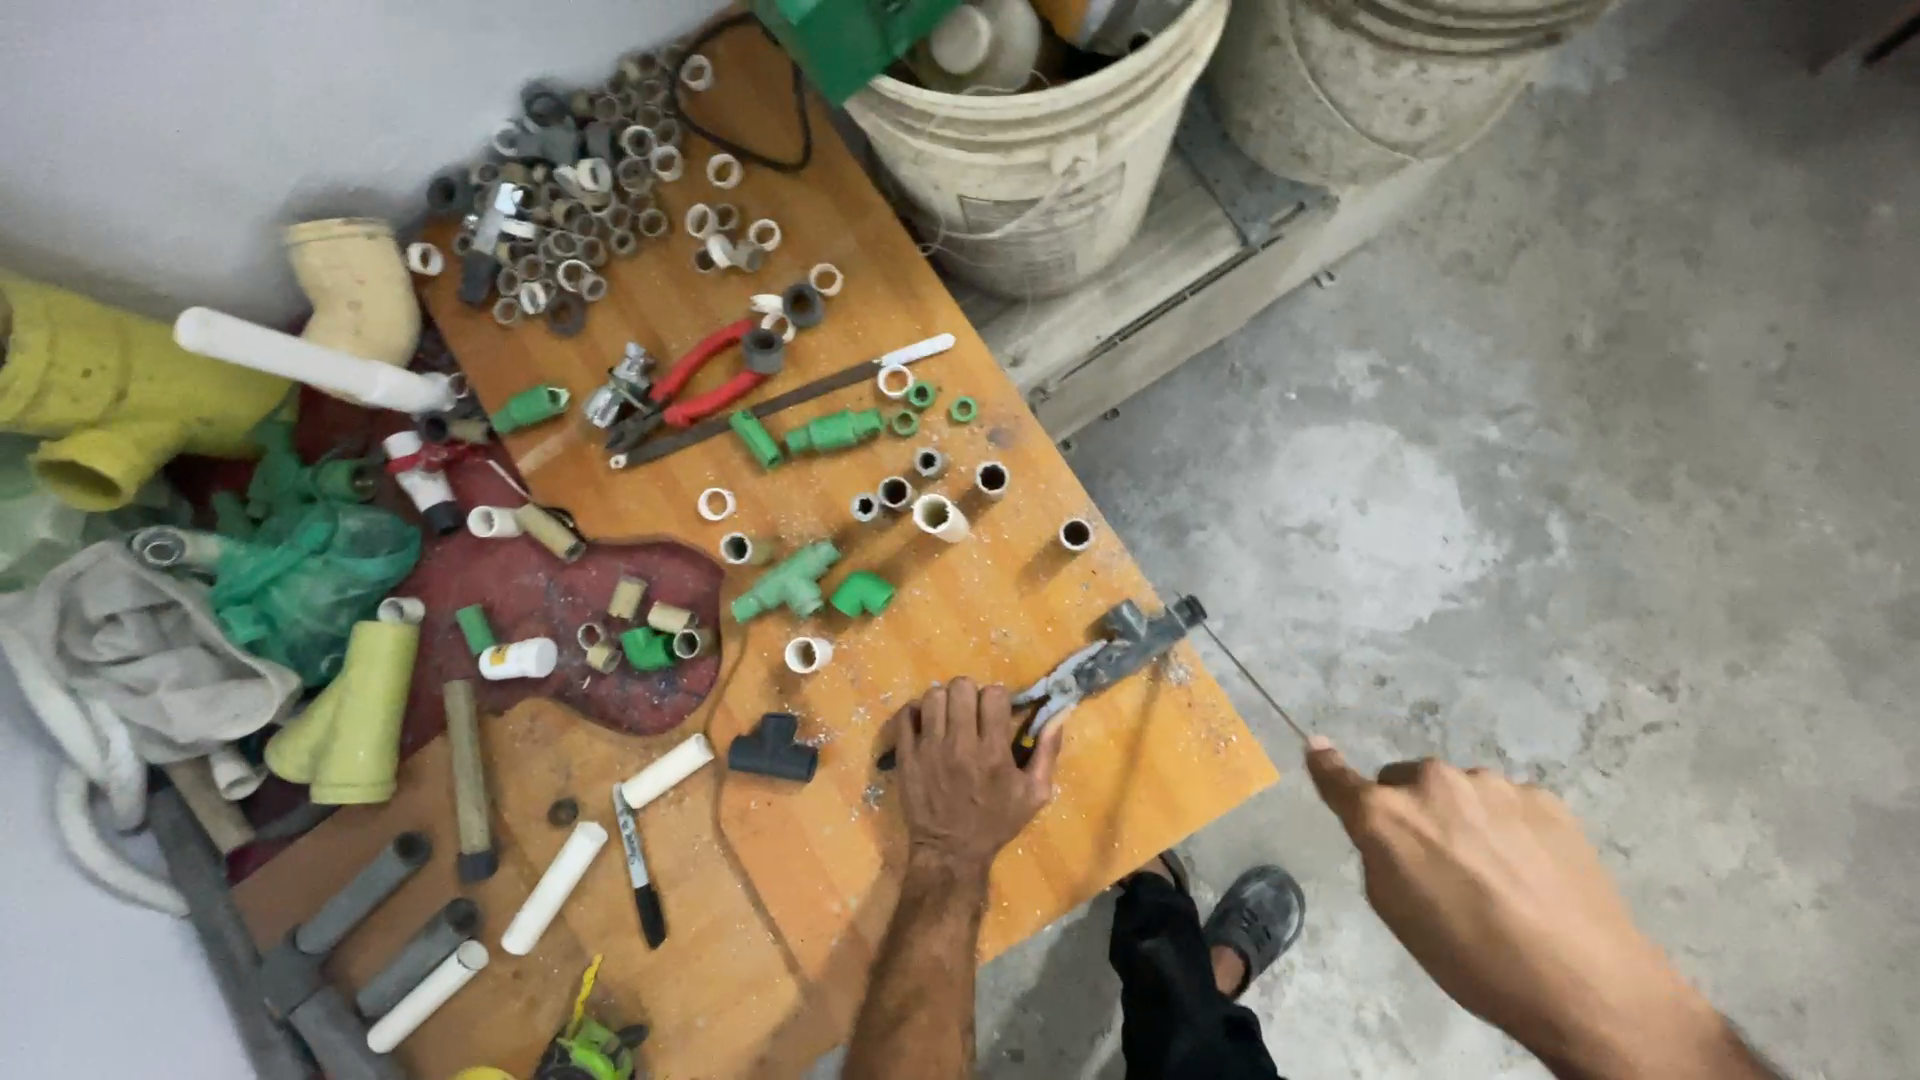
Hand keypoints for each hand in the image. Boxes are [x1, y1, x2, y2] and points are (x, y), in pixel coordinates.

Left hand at [888, 678, 1063, 882]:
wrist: (951, 852)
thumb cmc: (997, 823)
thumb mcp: (1035, 794)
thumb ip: (1048, 751)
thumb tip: (1058, 715)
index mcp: (993, 752)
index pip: (993, 694)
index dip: (997, 697)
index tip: (995, 711)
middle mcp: (960, 745)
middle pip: (961, 687)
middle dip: (970, 693)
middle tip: (970, 711)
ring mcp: (929, 749)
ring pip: (933, 696)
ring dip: (944, 701)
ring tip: (948, 716)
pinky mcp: (906, 756)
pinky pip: (906, 715)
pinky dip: (916, 712)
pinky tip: (926, 723)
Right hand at [1306, 738, 1739, 1078]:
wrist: (1586, 983)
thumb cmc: (1471, 958)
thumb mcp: (1396, 911)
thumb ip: (1378, 852)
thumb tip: (1381, 822)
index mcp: (1386, 814)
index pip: (1339, 778)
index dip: (1324, 763)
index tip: (1316, 746)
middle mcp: (1433, 784)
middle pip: (1407, 782)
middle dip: (1414, 810)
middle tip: (1440, 861)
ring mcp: (1492, 785)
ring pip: (1460, 791)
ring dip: (1464, 816)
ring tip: (1497, 873)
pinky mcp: (1544, 798)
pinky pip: (1507, 803)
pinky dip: (1508, 826)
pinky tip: (1532, 869)